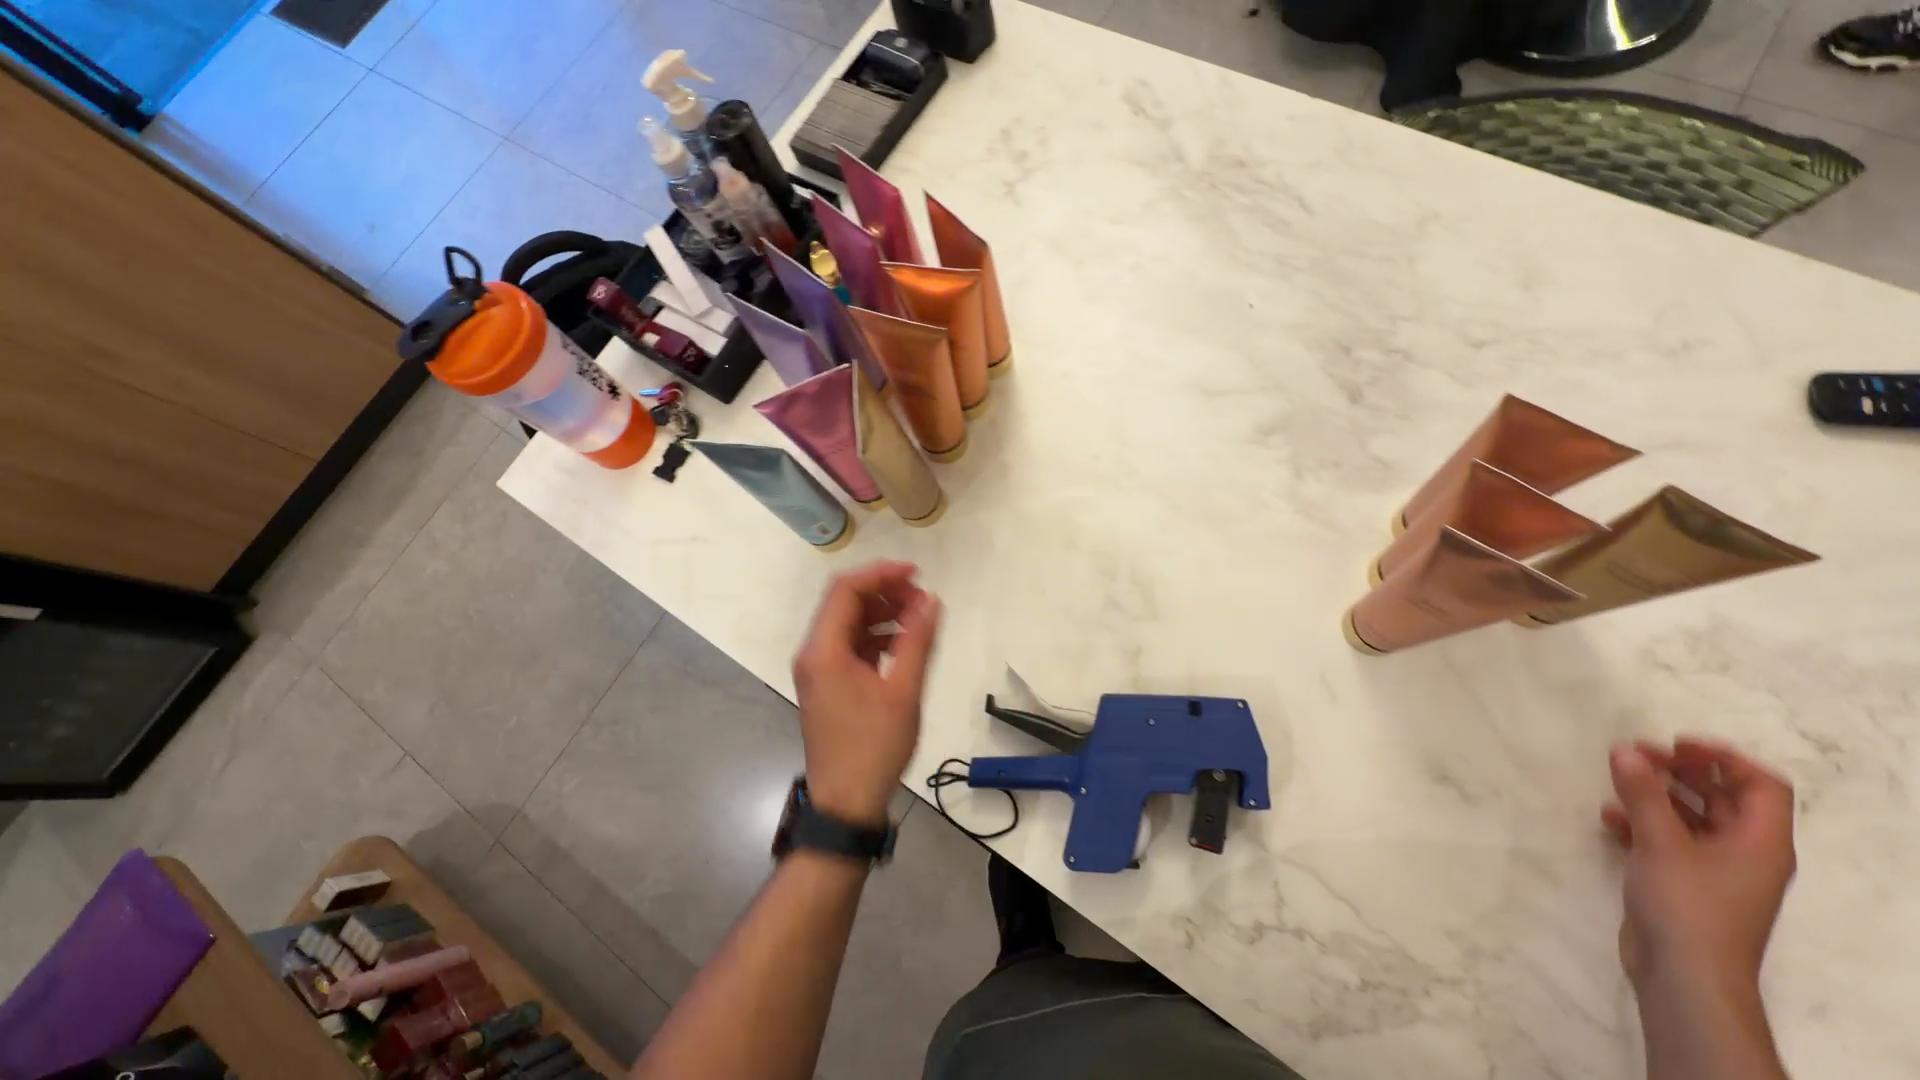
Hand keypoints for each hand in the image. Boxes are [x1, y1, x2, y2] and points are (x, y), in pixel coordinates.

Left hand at [792, 561, 942, 826]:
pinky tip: (903, 646)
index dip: (882, 574)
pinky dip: (875, 637)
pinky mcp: (827, 685)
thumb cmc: (874, 746)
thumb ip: (917, 640)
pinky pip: (849, 646)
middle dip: (884, 593)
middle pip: (844, 603)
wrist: (845, 801)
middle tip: (922, 599)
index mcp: (823, 650)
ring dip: (882, 614)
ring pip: (848, 624)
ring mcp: (817, 670)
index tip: (917, 573)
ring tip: (919, 620)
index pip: (846, 590)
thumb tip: (931, 601)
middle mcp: (813, 653)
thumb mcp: (903, 691)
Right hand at [1602, 739, 1795, 997]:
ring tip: (1616, 779)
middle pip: (1722, 797)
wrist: (1684, 976)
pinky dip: (1642, 822)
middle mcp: (1745, 852)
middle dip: (1680, 771)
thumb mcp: (1662, 843)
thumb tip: (1624, 750)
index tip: (1675, 744)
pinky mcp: (1684, 883)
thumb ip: (1643, 794)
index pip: (1760, 785)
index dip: (1723, 758)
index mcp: (1760, 841)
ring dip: (1656, 795)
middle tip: (1635, 754)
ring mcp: (1714, 870)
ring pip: (1691, 817)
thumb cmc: (1687, 906)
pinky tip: (1609, 818)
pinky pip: (1668, 840)